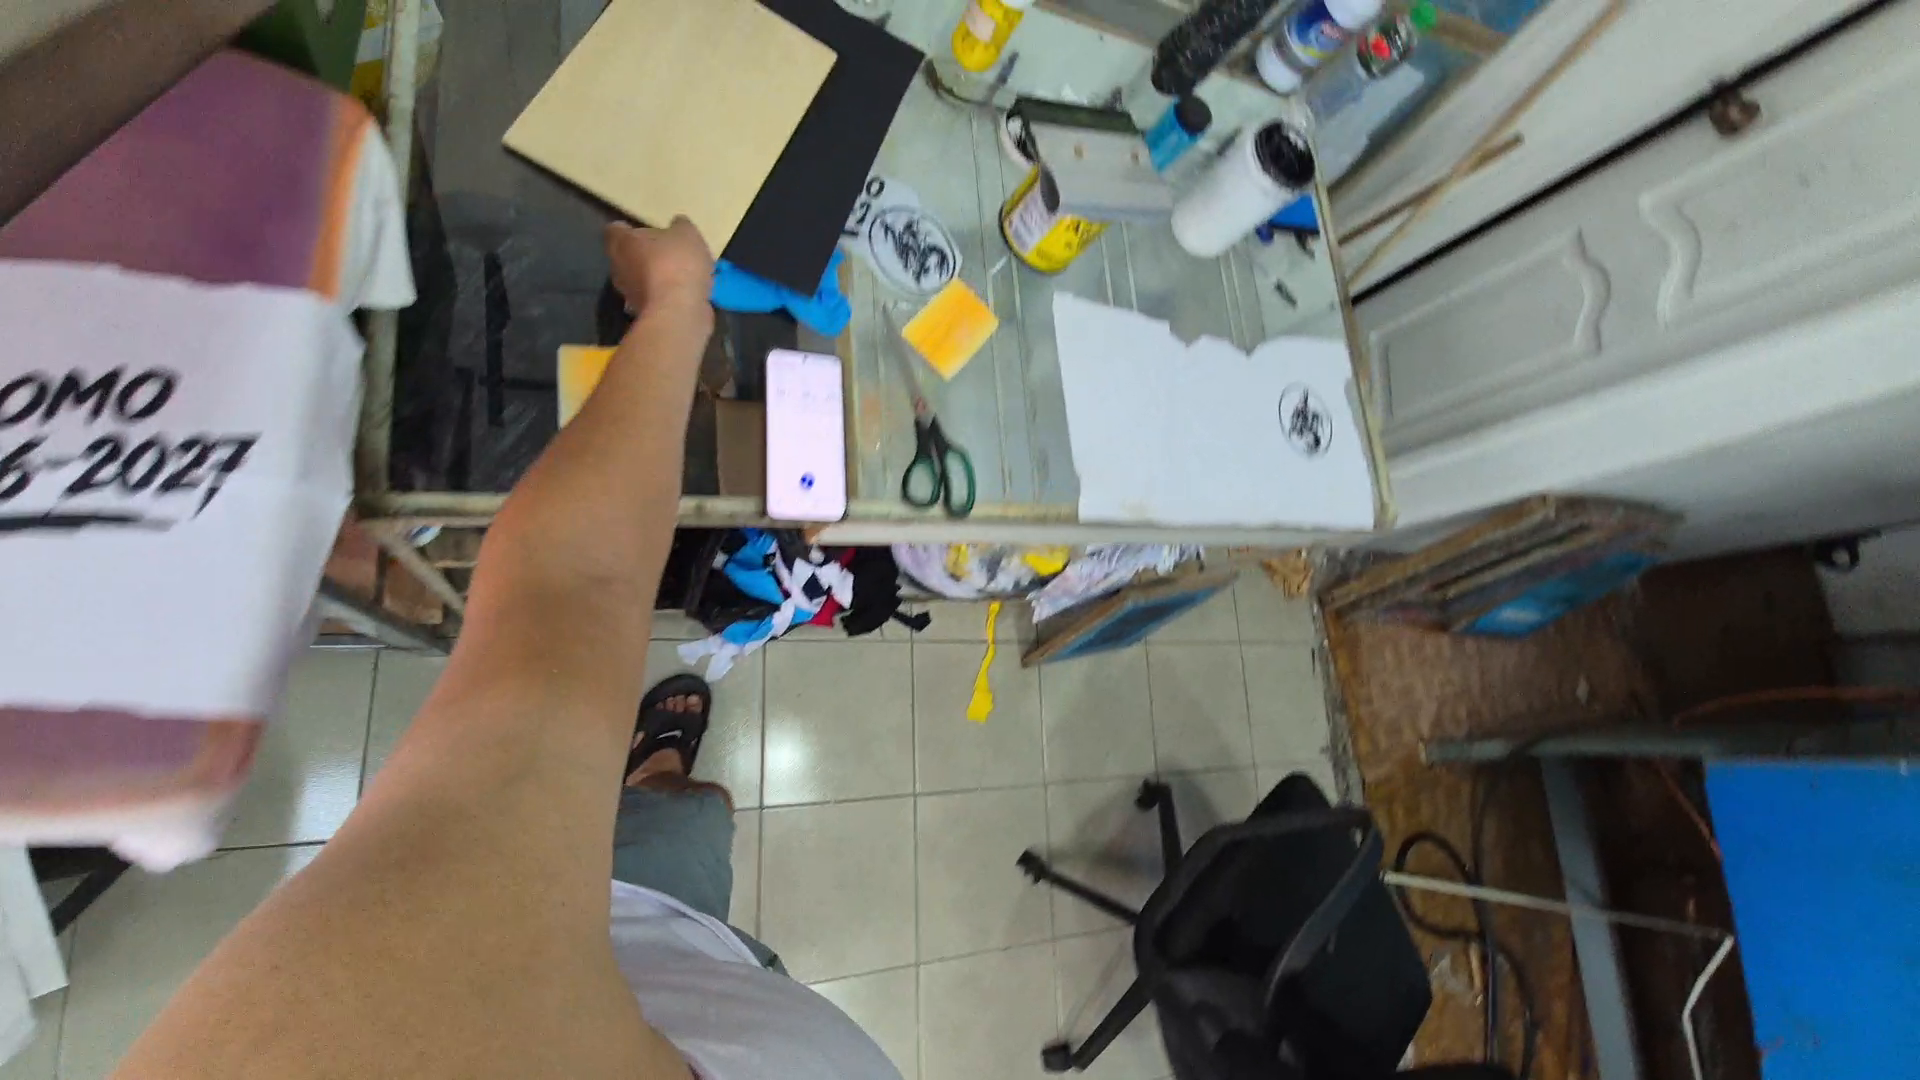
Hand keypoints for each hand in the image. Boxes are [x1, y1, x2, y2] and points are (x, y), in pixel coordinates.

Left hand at [605, 217, 713, 313]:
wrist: (678, 311)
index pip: (615, 230)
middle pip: (626, 257)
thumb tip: (678, 225)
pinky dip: (666, 298)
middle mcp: (618, 267)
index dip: (628, 229)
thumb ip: (680, 227)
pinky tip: (685, 297)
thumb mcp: (687, 234)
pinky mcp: (644, 314)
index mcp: (622, 242)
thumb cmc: (676, 264)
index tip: (643, 231)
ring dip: (655, 279)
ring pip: (640, 280)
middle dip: (643, 255)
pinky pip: (655, 300)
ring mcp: (629, 294)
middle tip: (665, 253)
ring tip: (681, 278)